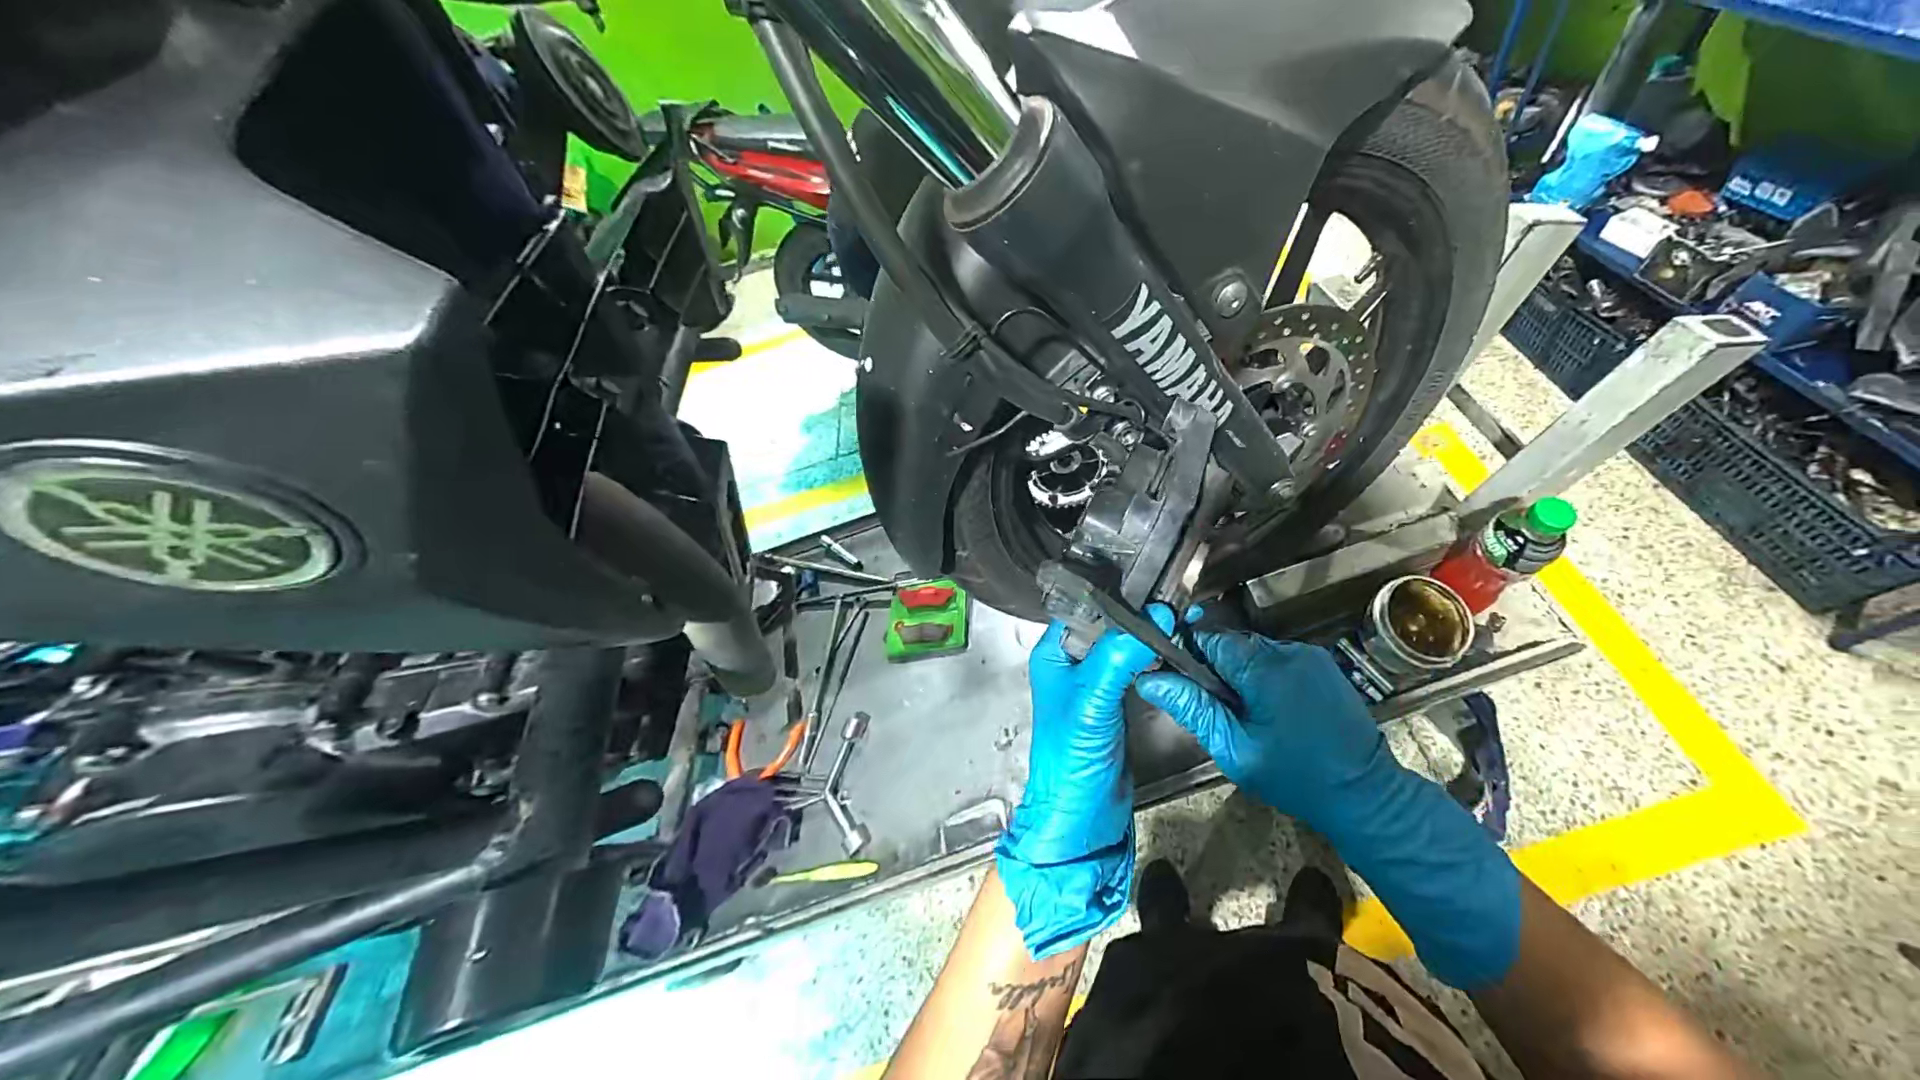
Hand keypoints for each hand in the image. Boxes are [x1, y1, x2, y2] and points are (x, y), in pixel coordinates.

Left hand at [997, 606, 1173, 957]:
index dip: (1114, 592)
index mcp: (1054, 653)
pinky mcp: (1117, 702)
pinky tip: (1175, 649)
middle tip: (1176, 598)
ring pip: (1124, 645)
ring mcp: (1096, 683)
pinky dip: (1153, 658)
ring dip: (1148, 635)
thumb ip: (1117, 656)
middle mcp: (1072, 662)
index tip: (1151, 578)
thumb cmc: (1072, 757)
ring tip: (1180, 618)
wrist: (1083, 816)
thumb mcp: (1090, 701)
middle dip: (1138, 613)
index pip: (1082, 606)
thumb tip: (1154, 615)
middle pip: (1107, 624)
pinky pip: (1136, 669)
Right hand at [1136, 627, 1522, 989]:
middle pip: (1231, 642)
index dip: (1188, 652)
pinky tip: (1268, 707)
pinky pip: (1277, 658)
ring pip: (1253, 649)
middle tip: (1211, 704)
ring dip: (1239, 671)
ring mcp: (1309, 655)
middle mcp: (1288, 651)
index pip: (1208, 636)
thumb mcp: (1234, 749)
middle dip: (1214, 666)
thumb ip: (1193, 708)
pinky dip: (1263, 674)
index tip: (1178, 677)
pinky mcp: (1322, 664)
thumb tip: (1149, 679)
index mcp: (1264, 669)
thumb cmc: (1295, 777)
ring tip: (1242, 711)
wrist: (1367, 794)